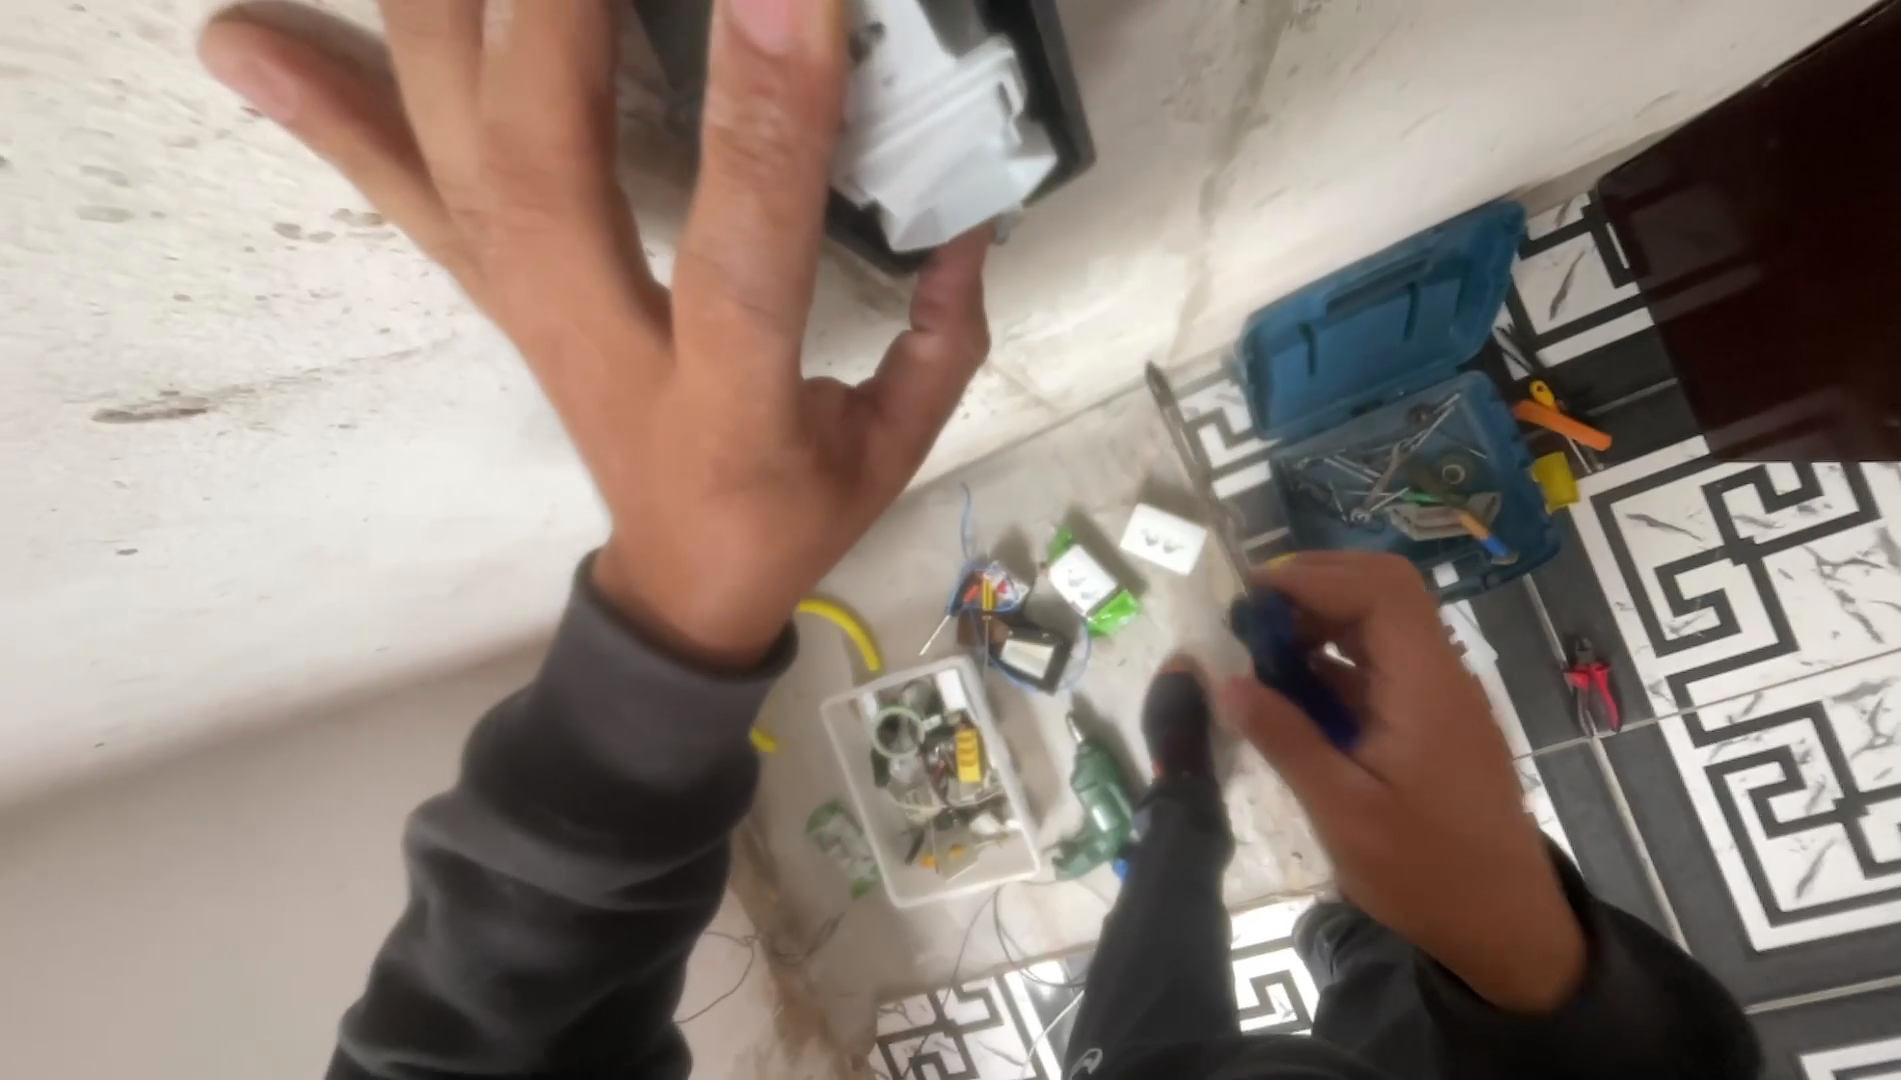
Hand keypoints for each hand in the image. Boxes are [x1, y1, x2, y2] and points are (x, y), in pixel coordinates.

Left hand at [197, 1, 993, 668]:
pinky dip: (329, 115)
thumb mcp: (892, 452)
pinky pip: (408, 206)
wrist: (684, 582)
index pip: (742, 253)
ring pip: (457, 154)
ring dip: (439, 8)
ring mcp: (536, 322)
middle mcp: (606, 351)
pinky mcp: (504, 311)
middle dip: (557, 0)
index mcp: (730, 410)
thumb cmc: (792, 521)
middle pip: (544, 163)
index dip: (767, 118)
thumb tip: (967, 226)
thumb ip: (940, 344)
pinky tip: (245, 37)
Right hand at [1221, 553, 1586, 1012]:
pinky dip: (1326, 656)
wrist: (1502, 930)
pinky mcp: (1423, 717)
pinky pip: (1372, 661)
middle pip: (1383, 590)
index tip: (1249, 597)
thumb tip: (1224, 682)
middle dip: (1313, 585)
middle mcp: (1437, 676)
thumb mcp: (1342, 811)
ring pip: (1376, 621)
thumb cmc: (1426, 873)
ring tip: (1258, 646)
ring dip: (1316, 618)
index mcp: (1427, 688)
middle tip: (1250, 611)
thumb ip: (1284, 739)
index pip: (1380, 592)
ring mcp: (1432, 695)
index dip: (1313, 578)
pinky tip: (1287, 685)